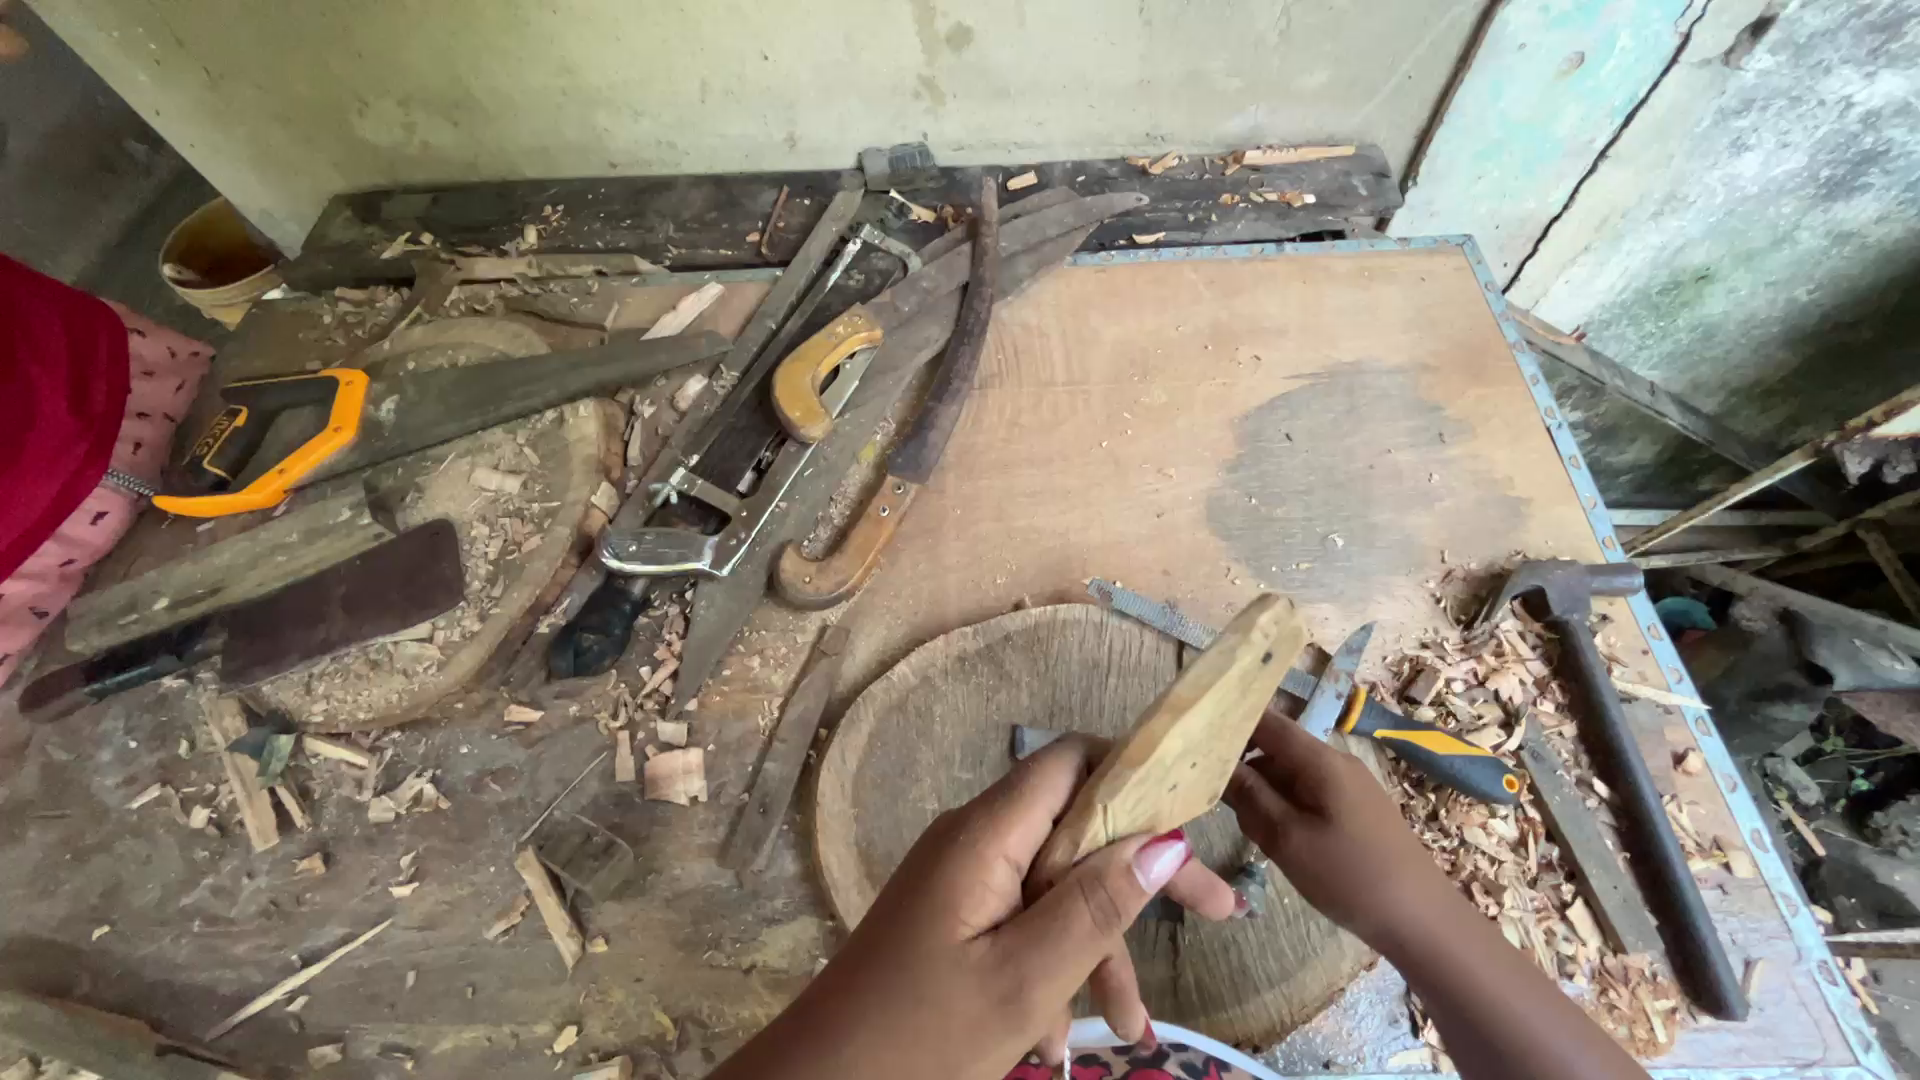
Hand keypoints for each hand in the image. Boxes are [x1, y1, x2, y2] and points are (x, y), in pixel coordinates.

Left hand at [713, 735, 1236, 1079]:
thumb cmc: (921, 1035)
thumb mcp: (1024, 980)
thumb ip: (1096, 905)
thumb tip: (1164, 836)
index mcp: (986, 833)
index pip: (1070, 760)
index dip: (1133, 773)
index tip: (1192, 818)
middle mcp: (975, 836)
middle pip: (1075, 824)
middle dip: (1140, 870)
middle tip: (1215, 913)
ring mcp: (963, 873)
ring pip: (1055, 881)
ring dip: (1097, 942)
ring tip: (1126, 1026)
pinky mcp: (956, 910)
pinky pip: (1023, 915)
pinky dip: (1054, 961)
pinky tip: (1061, 1034)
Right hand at [1223, 708, 1457, 950]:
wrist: (1425, 924)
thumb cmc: (1350, 876)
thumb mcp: (1286, 838)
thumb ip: (1249, 795)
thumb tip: (1217, 763)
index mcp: (1320, 760)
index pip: (1267, 721)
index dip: (1229, 721)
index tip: (1193, 734)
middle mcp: (1335, 762)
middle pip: (1275, 748)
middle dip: (1242, 767)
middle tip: (1213, 796)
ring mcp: (1348, 786)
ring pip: (1288, 774)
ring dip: (1262, 792)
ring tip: (1246, 826)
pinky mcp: (1354, 810)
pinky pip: (1306, 793)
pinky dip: (1283, 807)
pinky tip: (1275, 839)